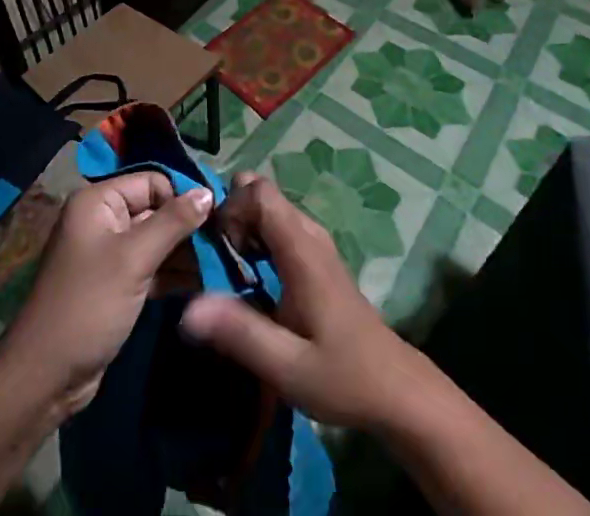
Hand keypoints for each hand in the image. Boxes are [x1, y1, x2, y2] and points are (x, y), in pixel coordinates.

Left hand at [0, 172, 213, 414]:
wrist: (50, 369)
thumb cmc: (90, 303)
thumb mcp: (133, 258)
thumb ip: (172, 223)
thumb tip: (208, 191)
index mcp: (97, 201)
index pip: (152, 182)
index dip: (185, 197)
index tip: (223, 219)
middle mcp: (103, 220)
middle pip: (157, 211)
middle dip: (192, 229)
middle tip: (233, 248)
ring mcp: (111, 253)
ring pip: (159, 242)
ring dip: (189, 254)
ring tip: (229, 268)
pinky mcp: (119, 283)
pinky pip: (154, 268)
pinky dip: (177, 274)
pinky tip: (209, 285)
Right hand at [179, 173, 423, 429]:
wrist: (402, 397)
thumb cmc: (346, 380)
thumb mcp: (287, 366)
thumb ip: (240, 333)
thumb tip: (188, 308)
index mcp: (303, 253)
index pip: (260, 193)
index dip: (231, 207)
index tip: (219, 247)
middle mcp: (311, 238)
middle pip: (262, 193)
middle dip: (232, 214)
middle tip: (221, 257)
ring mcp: (316, 247)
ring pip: (270, 208)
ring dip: (243, 226)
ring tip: (233, 267)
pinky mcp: (317, 260)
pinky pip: (278, 226)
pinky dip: (257, 236)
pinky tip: (252, 275)